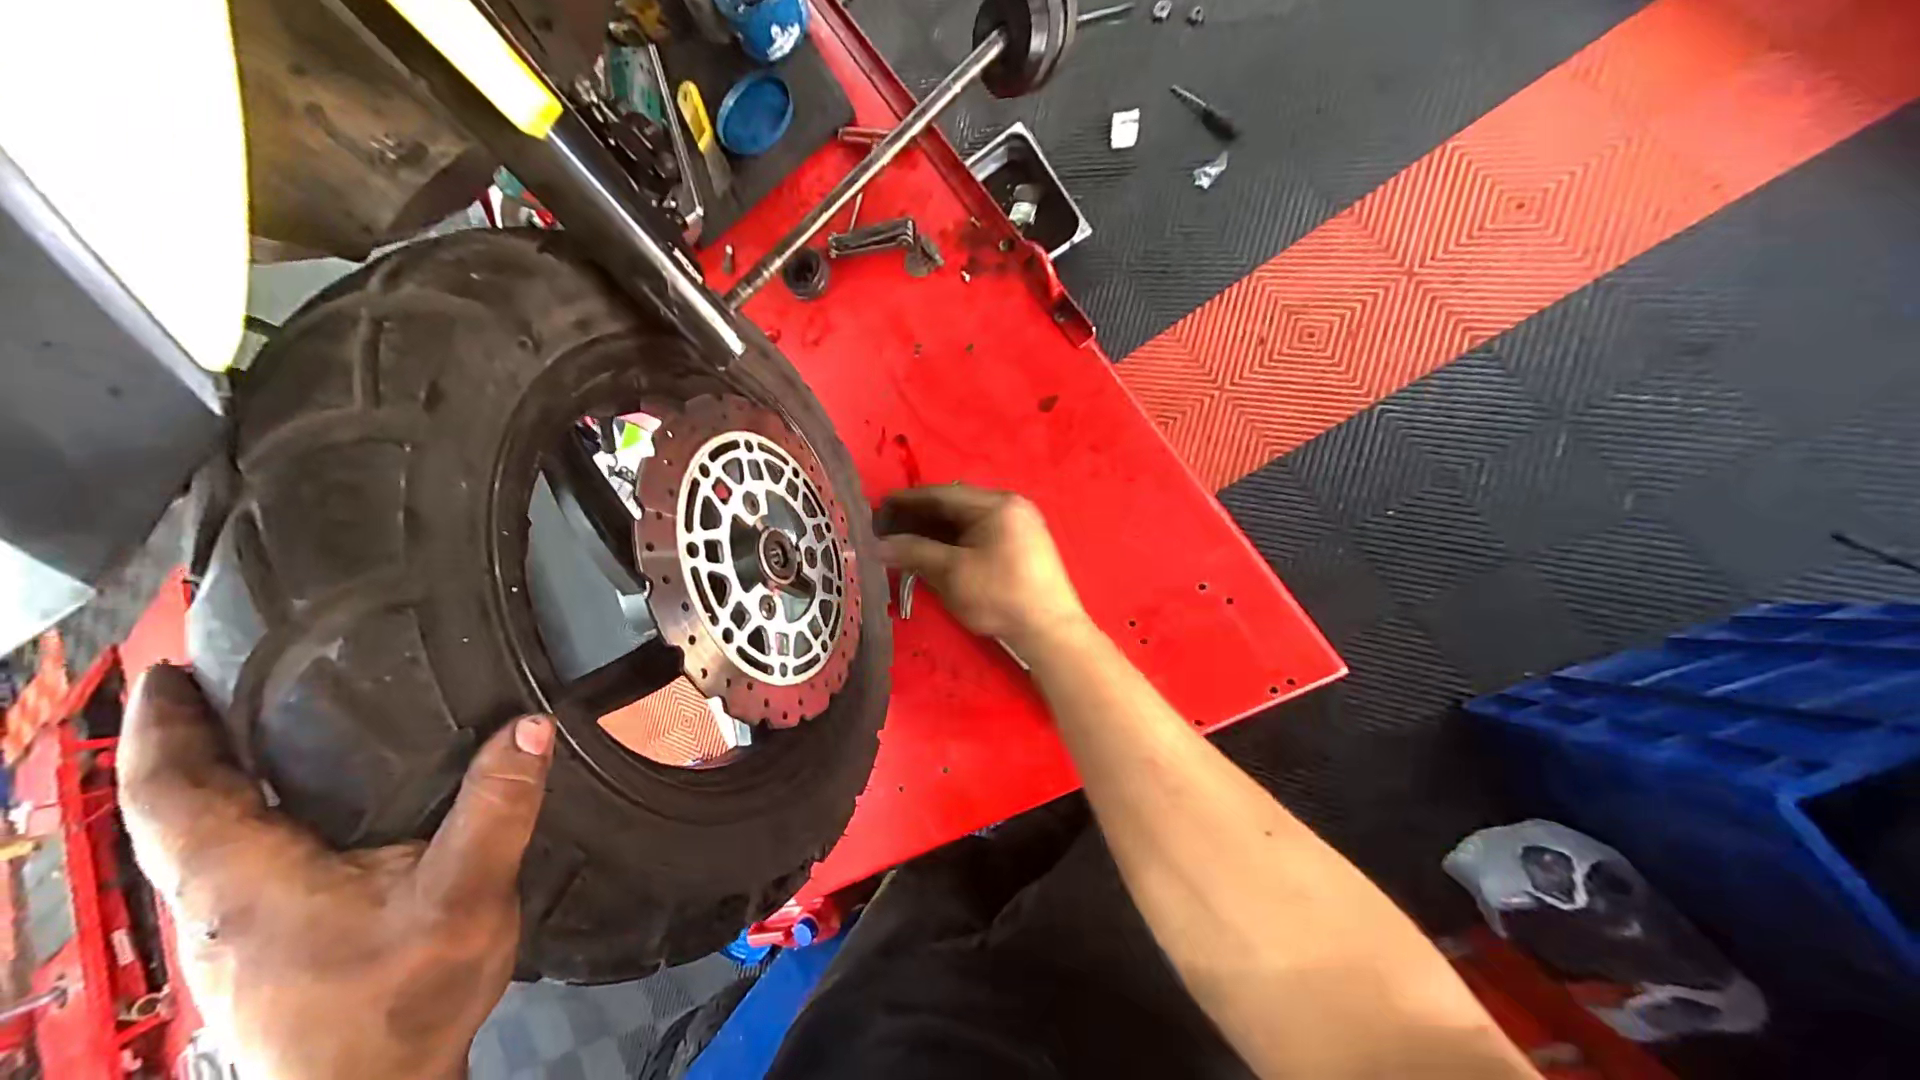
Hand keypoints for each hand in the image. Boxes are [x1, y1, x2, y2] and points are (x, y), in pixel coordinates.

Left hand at [117, 664, 552, 1079]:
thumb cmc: (399, 997)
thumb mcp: (463, 896)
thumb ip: (496, 808)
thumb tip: (531, 725)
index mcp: (241, 878)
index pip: (171, 791)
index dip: (163, 726)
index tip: (171, 670)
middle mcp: (219, 898)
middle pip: (180, 808)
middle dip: (195, 741)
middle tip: (241, 677)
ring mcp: (240, 927)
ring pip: (210, 836)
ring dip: (226, 778)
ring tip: (280, 723)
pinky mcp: (270, 943)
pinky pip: (246, 857)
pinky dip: (259, 812)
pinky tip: (317, 804)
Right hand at [875, 485, 1089, 652]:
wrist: (1051, 632)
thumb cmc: (1001, 597)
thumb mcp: (953, 573)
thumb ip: (914, 552)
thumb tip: (877, 545)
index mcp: (997, 504)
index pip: (943, 494)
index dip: (907, 501)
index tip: (878, 506)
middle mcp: (1010, 506)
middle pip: (956, 505)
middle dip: (920, 516)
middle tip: (887, 527)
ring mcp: (1019, 526)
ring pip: (967, 521)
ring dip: (936, 530)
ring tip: (904, 540)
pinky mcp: (1021, 546)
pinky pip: (980, 534)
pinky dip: (955, 541)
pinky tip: (934, 551)